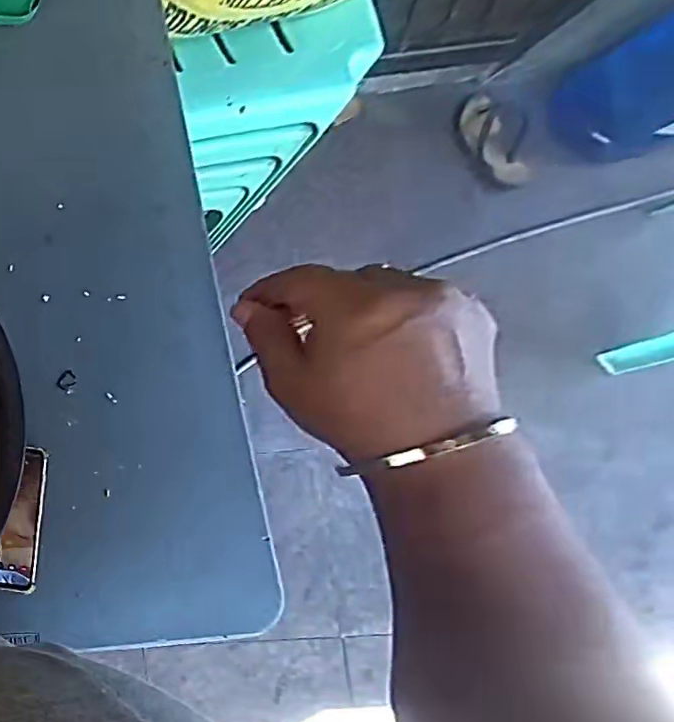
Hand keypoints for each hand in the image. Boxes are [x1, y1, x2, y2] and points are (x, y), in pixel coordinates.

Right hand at [233, 264, 502, 463]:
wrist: (432, 443)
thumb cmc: (353, 415)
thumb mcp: (289, 380)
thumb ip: (266, 336)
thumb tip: (252, 309)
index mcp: (355, 307)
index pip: (300, 278)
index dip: (268, 289)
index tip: (252, 305)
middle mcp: (405, 290)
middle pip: (341, 279)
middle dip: (313, 299)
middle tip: (295, 330)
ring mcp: (445, 296)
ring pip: (380, 284)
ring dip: (354, 303)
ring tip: (343, 341)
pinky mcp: (471, 308)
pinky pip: (416, 296)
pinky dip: (391, 311)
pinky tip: (382, 345)